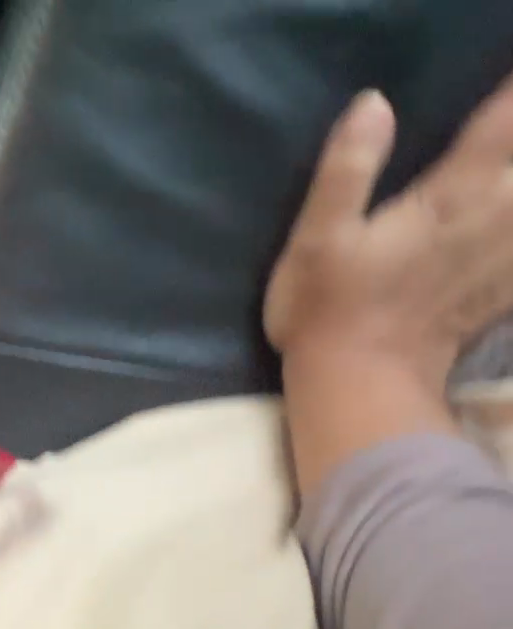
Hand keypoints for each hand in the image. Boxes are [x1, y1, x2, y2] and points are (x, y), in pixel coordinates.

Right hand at [265, 78, 512, 389]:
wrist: (362, 375)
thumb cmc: (325, 307)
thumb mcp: (315, 241)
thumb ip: (346, 172)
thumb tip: (372, 103)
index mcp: (458, 191)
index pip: (506, 116)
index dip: (510, 91)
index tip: (504, 74)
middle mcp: (506, 206)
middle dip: (512, 133)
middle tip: (498, 127)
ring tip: (498, 173)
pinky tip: (500, 220)